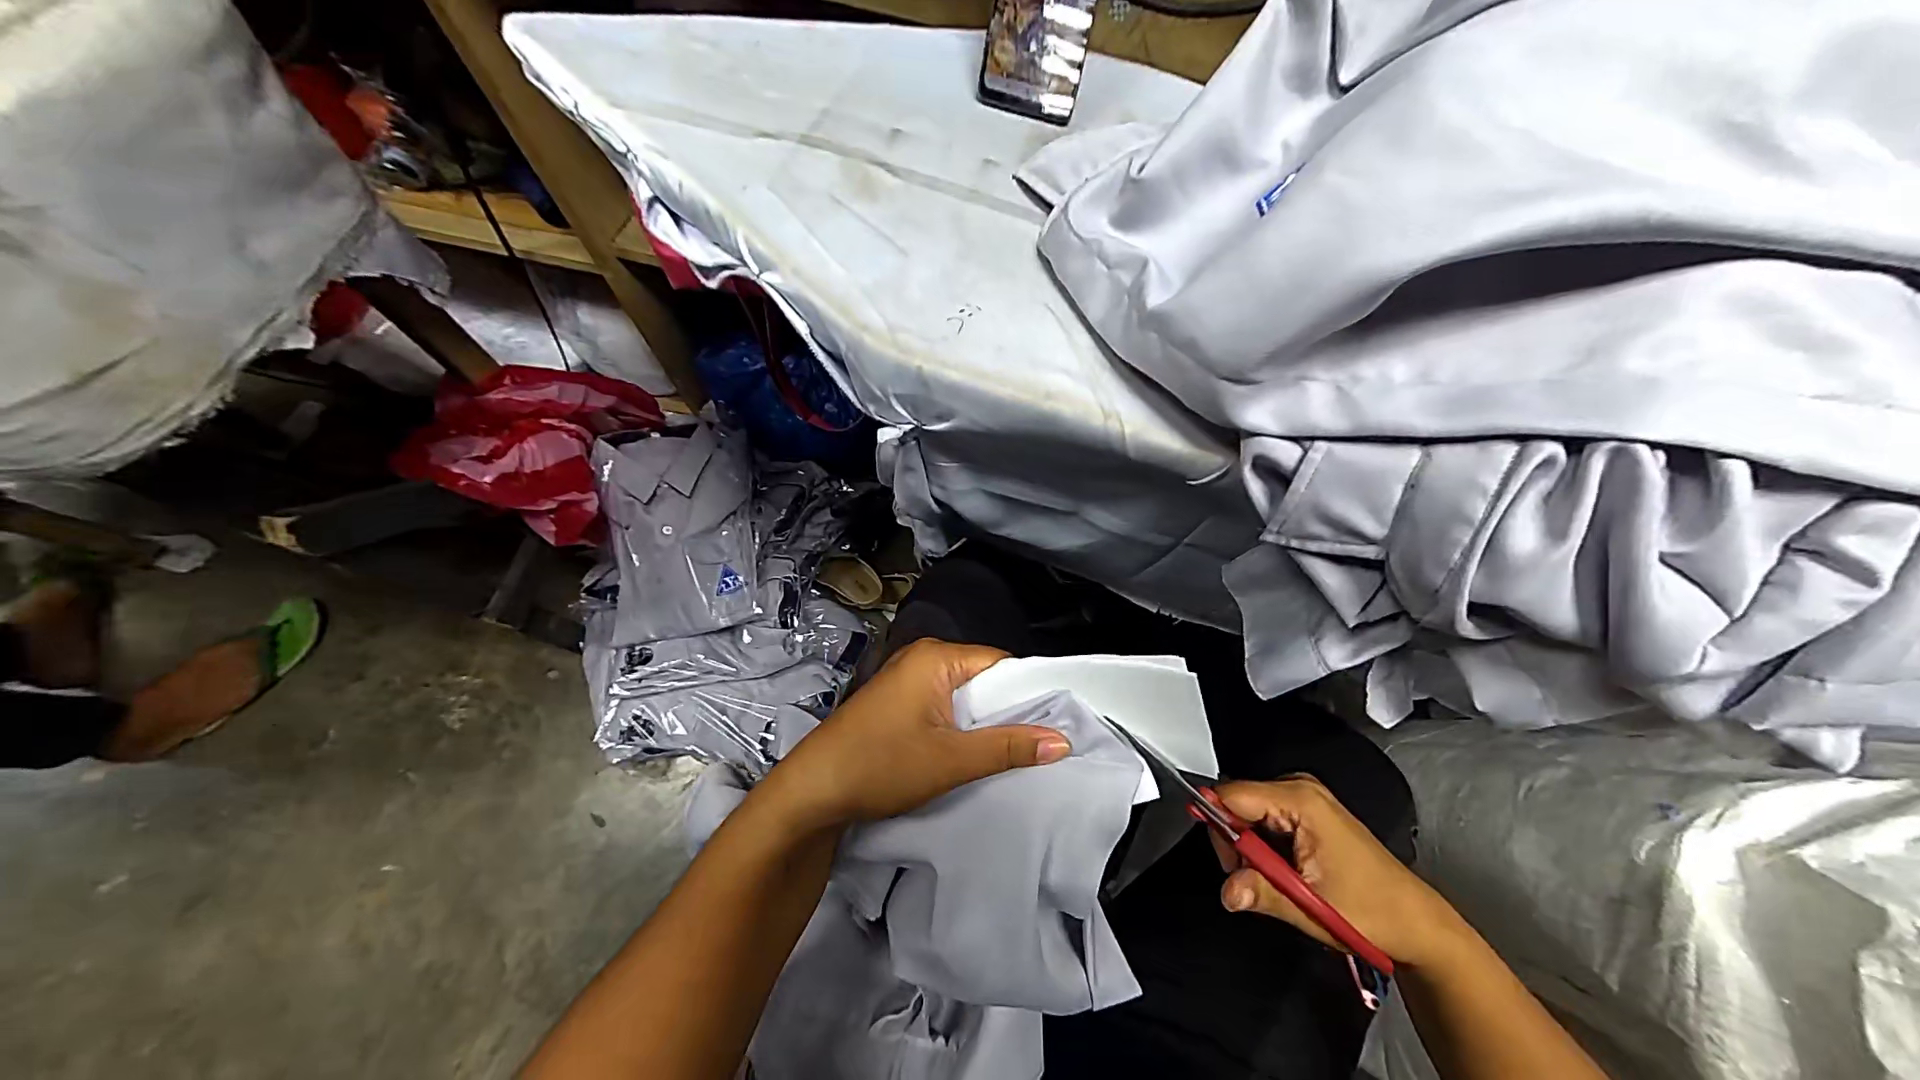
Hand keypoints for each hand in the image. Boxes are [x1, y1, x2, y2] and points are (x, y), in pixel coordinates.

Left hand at [755, 639, 1070, 832]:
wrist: (813, 792)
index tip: (1055, 722)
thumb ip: (1008, 747)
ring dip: (984, 722)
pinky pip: (944, 706)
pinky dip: (961, 726)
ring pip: (964, 695)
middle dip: (1008, 710)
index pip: (1000, 663)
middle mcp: (921, 659)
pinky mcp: (898, 703)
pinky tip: (973, 751)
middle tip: (1039, 743)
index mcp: (935, 657)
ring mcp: (906, 680)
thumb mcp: (951, 760)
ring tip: (1010, 751)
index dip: (1030, 691)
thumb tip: (1062, 741)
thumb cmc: (880, 766)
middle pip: (983, 677)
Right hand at [1208, 777, 1466, 968]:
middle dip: (1236, 844)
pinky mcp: (1305, 812)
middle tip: (1258, 880)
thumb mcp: (1312, 907)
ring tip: (1280, 880)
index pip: (1230, 794)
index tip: (1229, 862)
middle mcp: (1301, 789)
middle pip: (1235, 803)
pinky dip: (1263, 849)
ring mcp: (1304, 799)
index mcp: (1302, 800)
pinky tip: (1285, 872)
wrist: (1415, 922)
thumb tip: (1228, 889)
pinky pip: (1262, 820)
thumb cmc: (1377, 910)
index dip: (1220, 828)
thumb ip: (1261, 893)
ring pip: (1246, 814)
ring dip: (1251, 850)